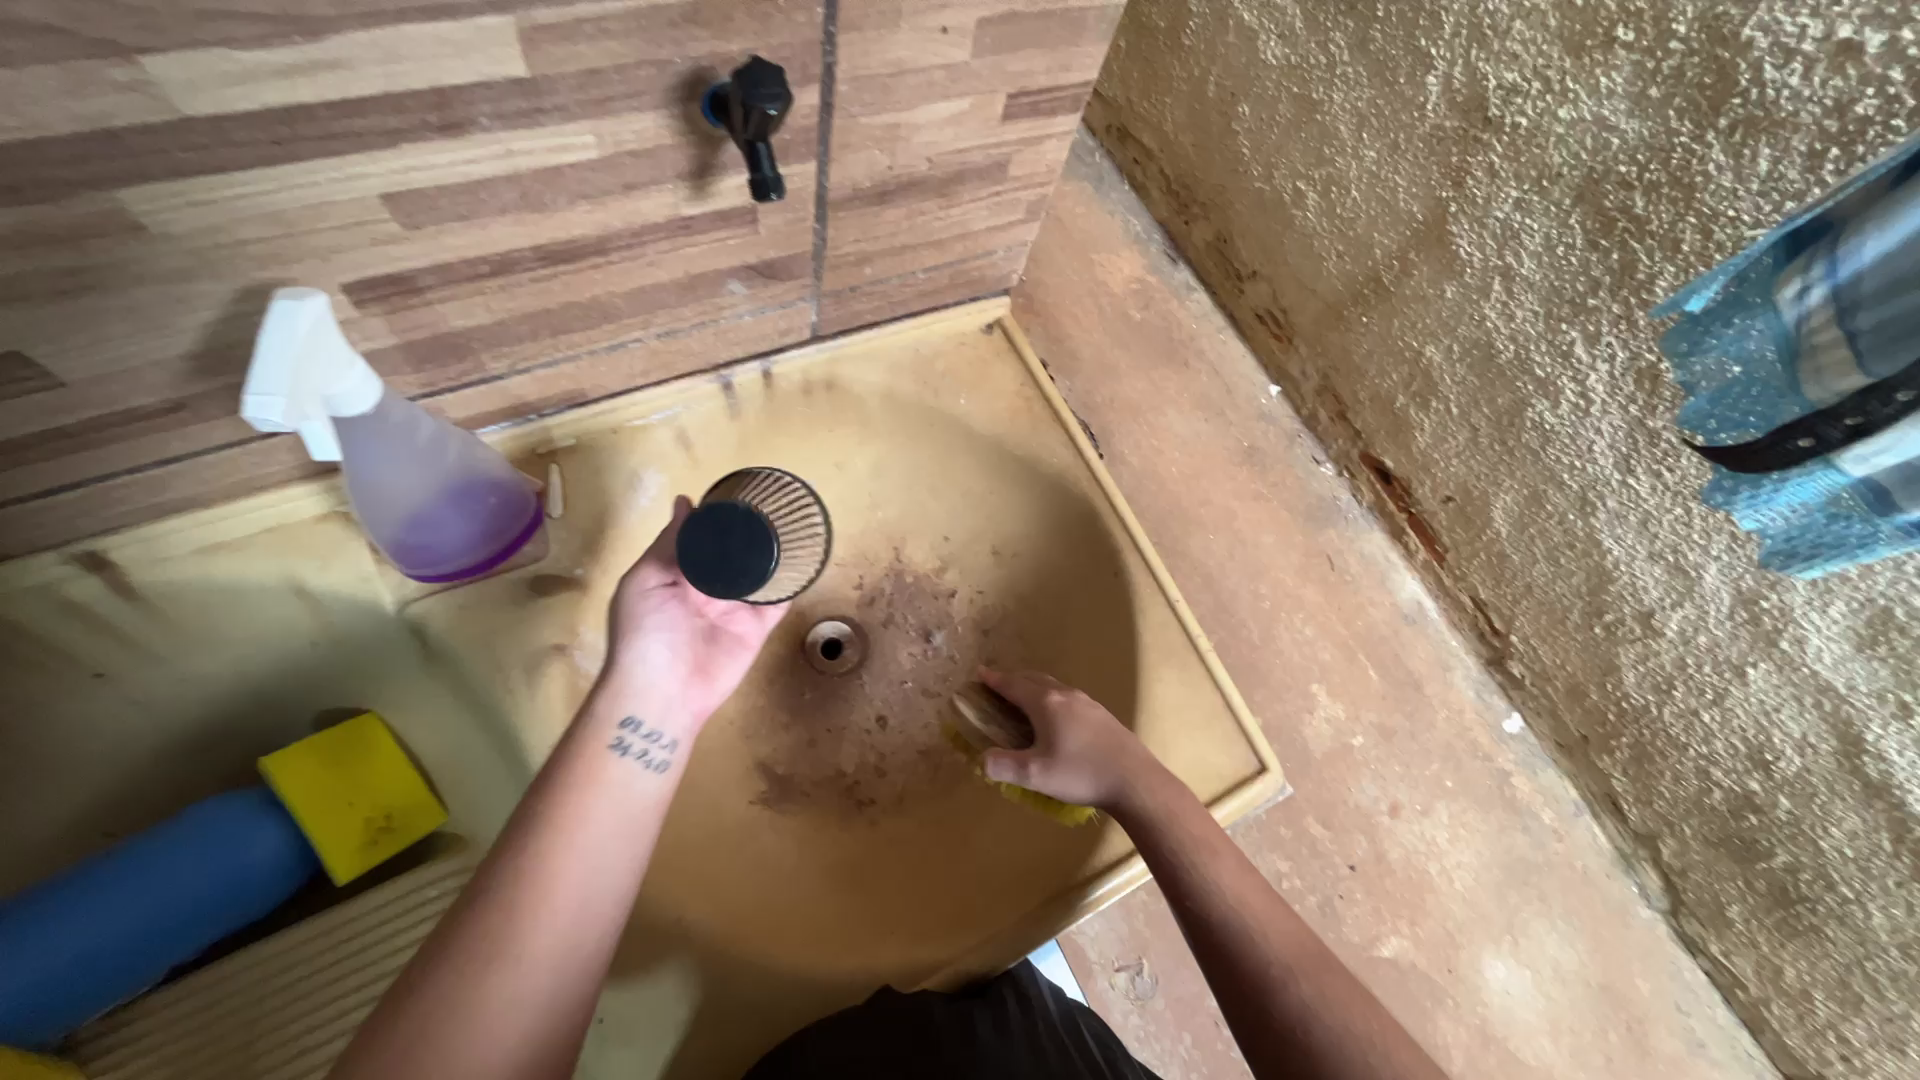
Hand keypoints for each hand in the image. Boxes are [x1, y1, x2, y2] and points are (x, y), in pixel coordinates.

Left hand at [604, 495, 788, 726]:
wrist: (665, 692)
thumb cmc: (645, 633)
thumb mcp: (646, 580)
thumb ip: (670, 544)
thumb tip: (685, 501)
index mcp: (678, 574)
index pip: (701, 539)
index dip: (717, 518)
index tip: (738, 492)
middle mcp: (708, 587)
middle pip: (734, 554)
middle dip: (749, 534)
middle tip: (773, 504)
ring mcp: (735, 607)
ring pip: (759, 574)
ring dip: (773, 555)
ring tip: (792, 525)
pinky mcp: (757, 628)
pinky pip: (777, 603)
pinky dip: (790, 586)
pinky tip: (804, 562)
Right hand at [977, 667, 1160, 811]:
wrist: (1134, 780)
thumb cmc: (1081, 773)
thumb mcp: (1035, 775)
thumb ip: (1004, 766)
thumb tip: (983, 760)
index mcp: (1046, 704)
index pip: (1014, 685)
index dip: (995, 680)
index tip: (980, 673)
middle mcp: (1066, 695)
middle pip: (1034, 679)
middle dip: (1014, 679)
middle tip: (999, 684)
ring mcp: (1087, 703)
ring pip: (1054, 686)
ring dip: (1035, 686)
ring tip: (1025, 697)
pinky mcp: (1102, 715)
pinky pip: (1069, 697)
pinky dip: (1052, 697)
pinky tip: (1058, 715)